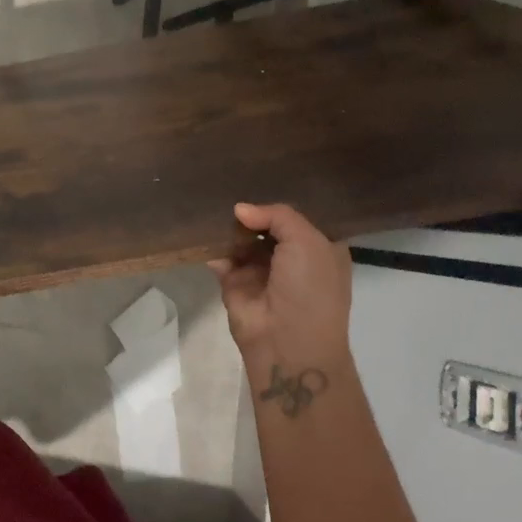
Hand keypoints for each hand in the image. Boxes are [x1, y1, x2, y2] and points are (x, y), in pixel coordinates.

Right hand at [207, 202, 353, 365]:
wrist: (287, 340)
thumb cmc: (310, 288)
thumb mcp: (307, 242)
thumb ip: (277, 216)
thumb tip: (240, 209)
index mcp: (320, 249)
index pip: (299, 218)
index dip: (281, 204)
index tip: (259, 181)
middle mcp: (291, 258)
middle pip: (267, 226)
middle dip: (251, 212)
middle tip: (228, 188)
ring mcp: (261, 270)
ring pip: (241, 239)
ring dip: (228, 227)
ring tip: (210, 204)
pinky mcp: (233, 281)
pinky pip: (220, 256)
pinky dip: (211, 246)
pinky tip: (202, 230)